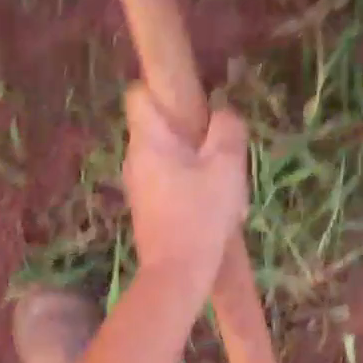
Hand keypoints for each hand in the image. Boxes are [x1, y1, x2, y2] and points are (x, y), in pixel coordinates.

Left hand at [122, 85, 248, 285]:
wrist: (177, 275)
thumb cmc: (200, 216)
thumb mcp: (226, 165)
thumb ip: (227, 130)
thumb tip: (221, 114)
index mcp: (146, 142)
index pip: (139, 94)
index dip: (164, 87)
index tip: (195, 101)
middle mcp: (135, 161)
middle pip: (162, 127)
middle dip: (193, 131)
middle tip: (221, 148)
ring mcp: (139, 187)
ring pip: (171, 157)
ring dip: (199, 163)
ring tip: (223, 183)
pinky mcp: (148, 209)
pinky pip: (172, 183)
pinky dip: (192, 187)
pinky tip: (215, 208)